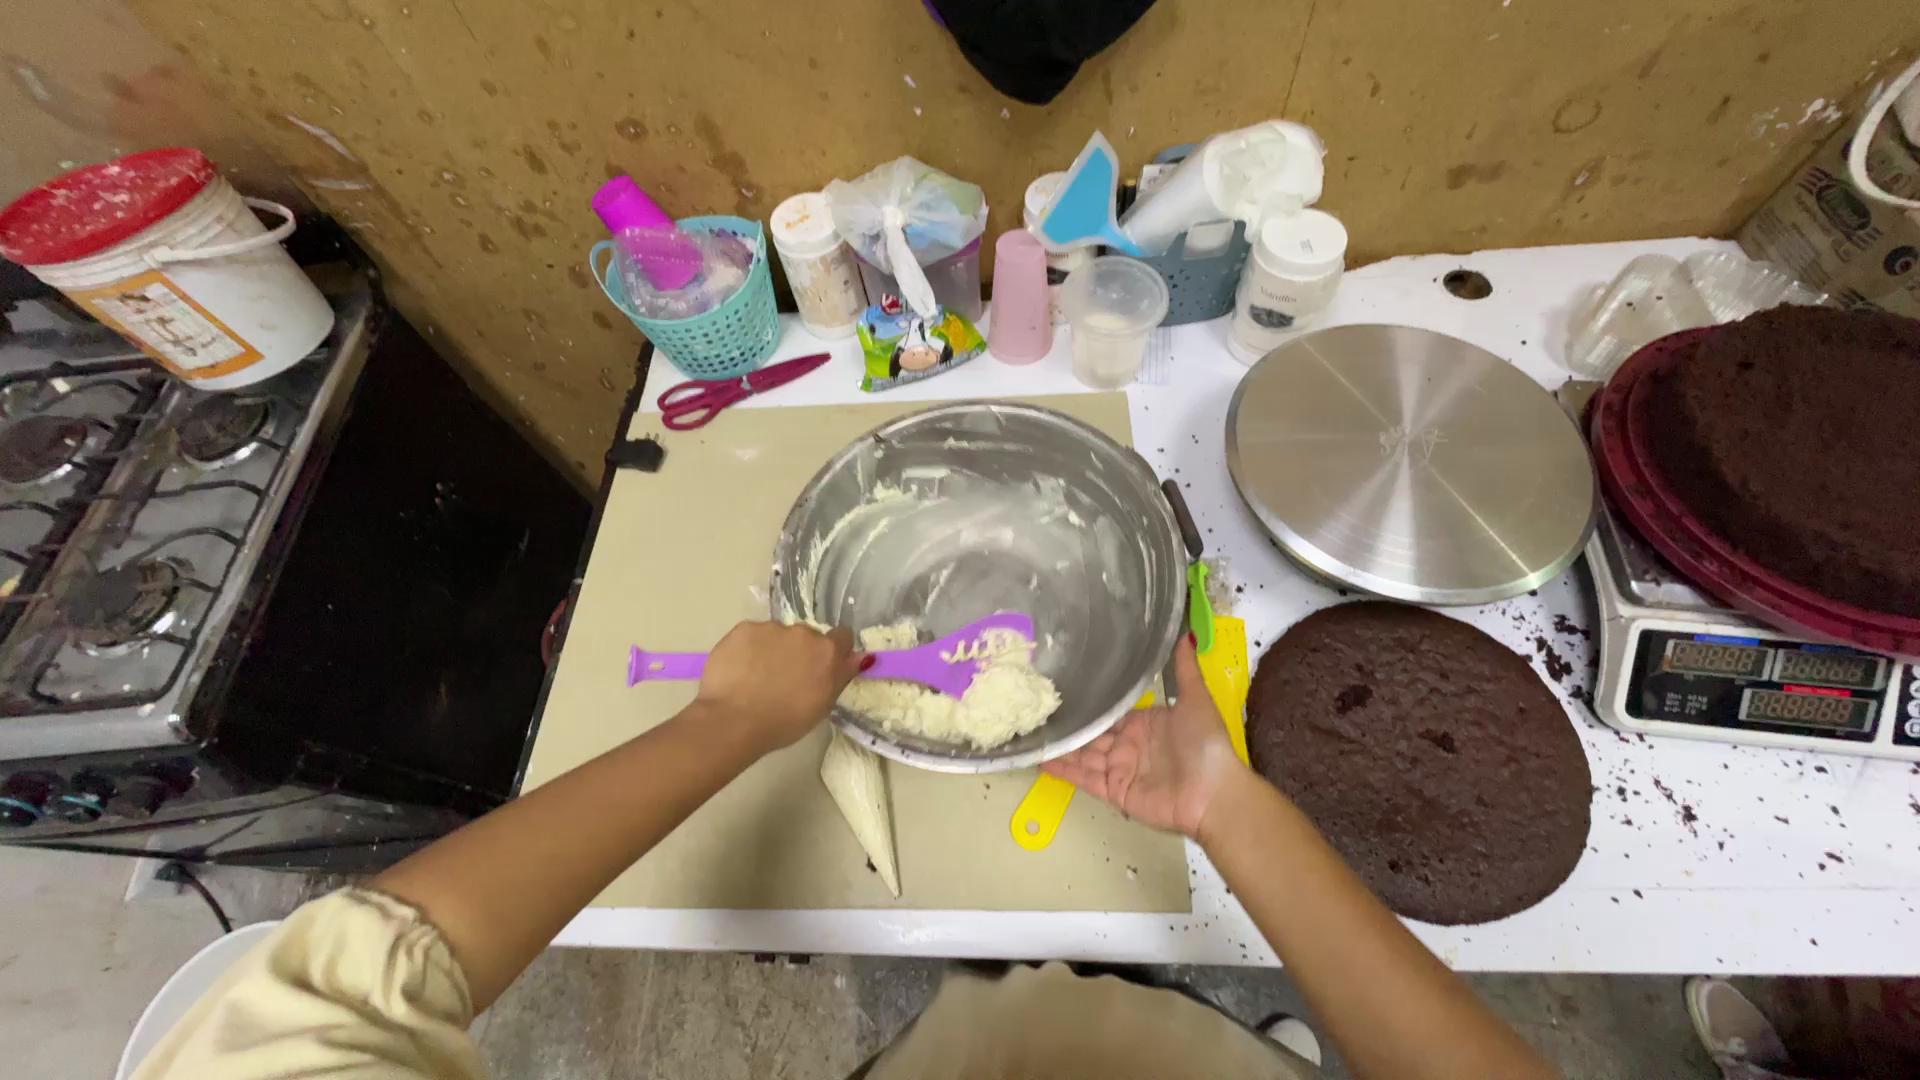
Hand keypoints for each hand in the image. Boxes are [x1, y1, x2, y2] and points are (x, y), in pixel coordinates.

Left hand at [695, 621, 860, 754]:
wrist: (732, 721)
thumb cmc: (783, 723)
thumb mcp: (822, 706)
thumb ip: (842, 676)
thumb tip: (861, 657)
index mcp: (826, 652)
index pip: (843, 636)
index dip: (835, 650)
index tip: (821, 667)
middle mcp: (802, 632)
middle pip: (807, 636)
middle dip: (800, 652)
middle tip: (784, 679)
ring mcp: (771, 628)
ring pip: (777, 635)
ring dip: (773, 649)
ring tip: (757, 678)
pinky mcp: (743, 629)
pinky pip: (752, 636)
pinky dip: (748, 649)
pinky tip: (739, 670)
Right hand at [1042, 637, 1248, 838]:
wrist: (1214, 794)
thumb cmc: (1206, 744)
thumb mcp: (1196, 699)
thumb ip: (1183, 669)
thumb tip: (1183, 633)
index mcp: (1143, 724)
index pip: (1109, 712)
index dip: (1088, 703)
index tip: (1062, 687)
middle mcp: (1128, 745)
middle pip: (1091, 733)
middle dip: (1068, 724)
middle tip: (1036, 709)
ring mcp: (1120, 769)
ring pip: (1082, 755)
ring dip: (1060, 746)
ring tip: (1031, 732)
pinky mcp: (1114, 791)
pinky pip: (1084, 779)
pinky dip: (1063, 771)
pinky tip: (1041, 759)